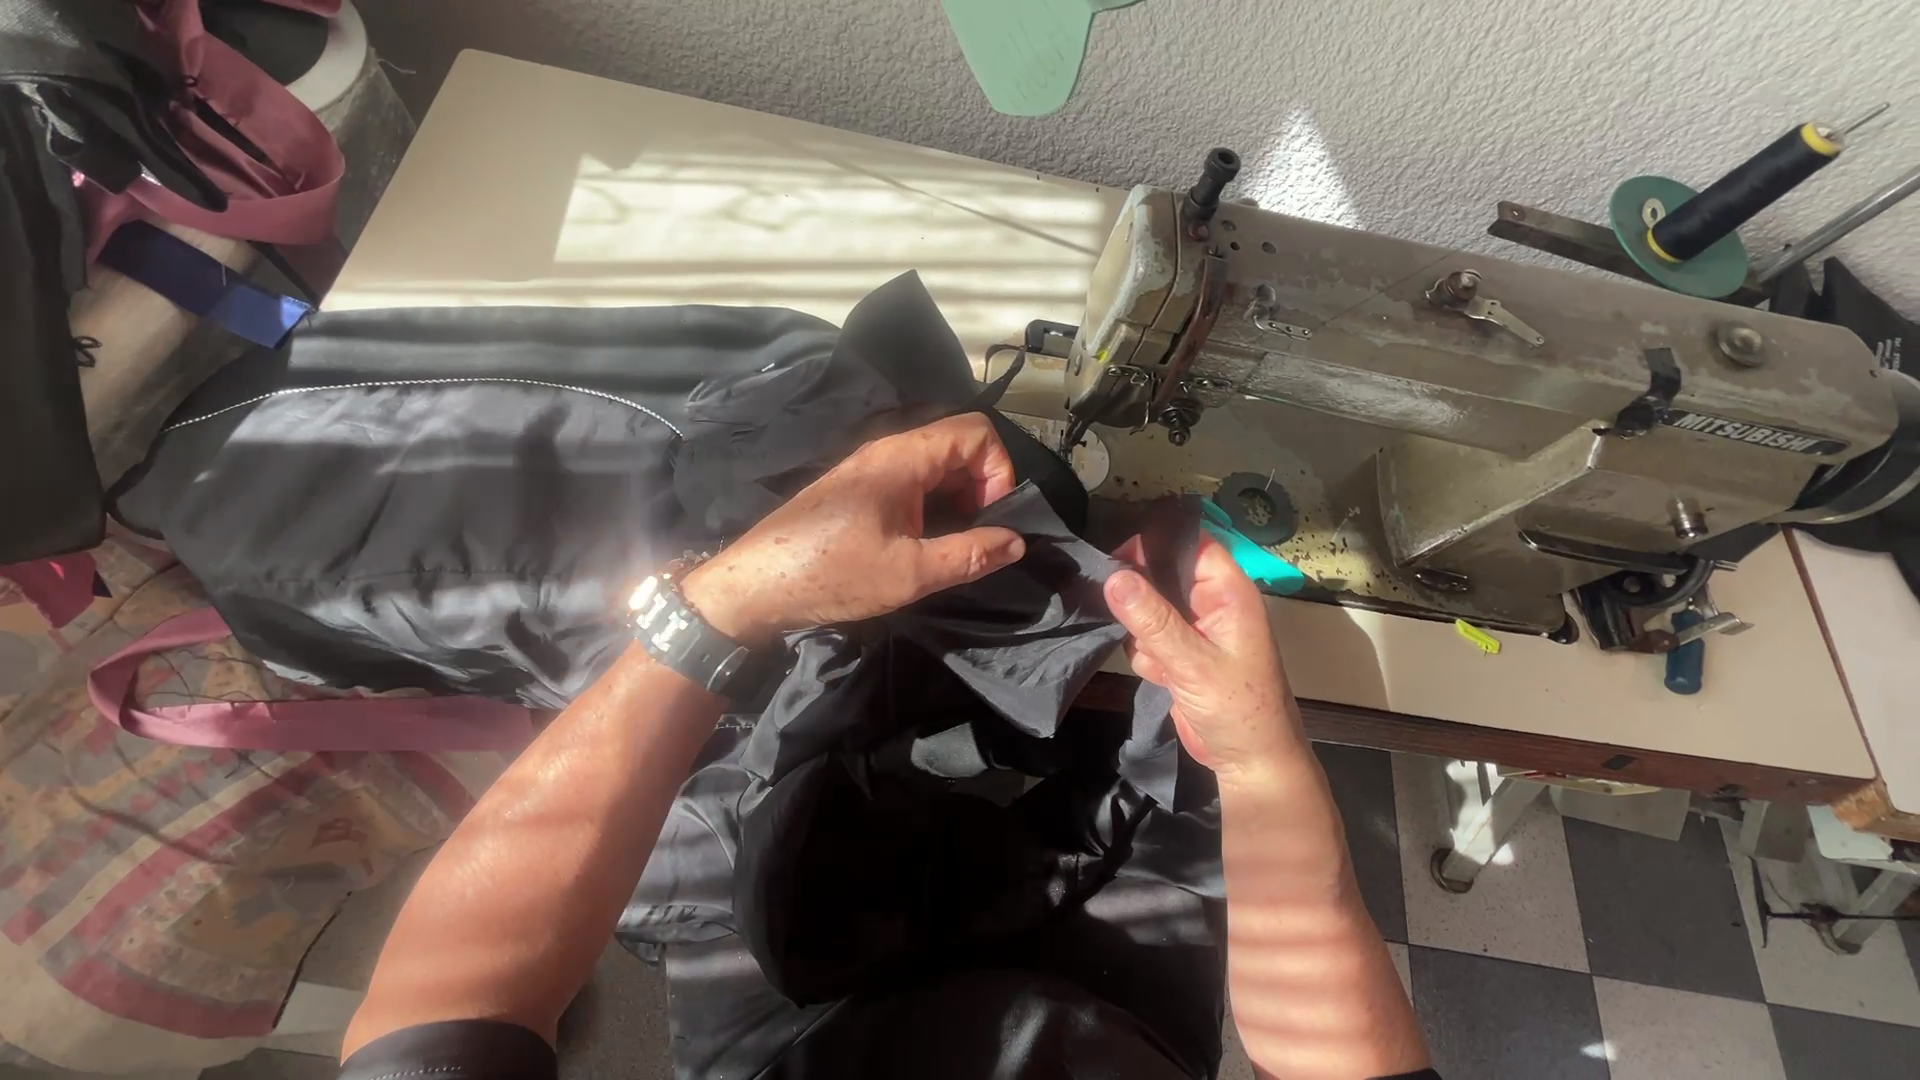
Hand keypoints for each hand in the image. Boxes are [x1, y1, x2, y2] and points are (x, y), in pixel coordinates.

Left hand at [681, 413, 1026, 642]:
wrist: (757, 584)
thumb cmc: (833, 574)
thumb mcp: (910, 573)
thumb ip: (969, 555)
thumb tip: (1016, 542)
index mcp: (902, 457)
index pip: (976, 432)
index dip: (999, 469)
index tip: (994, 516)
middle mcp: (887, 450)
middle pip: (958, 443)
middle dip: (983, 483)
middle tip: (979, 532)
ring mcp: (869, 467)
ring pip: (935, 462)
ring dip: (959, 495)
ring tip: (956, 540)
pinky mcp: (858, 487)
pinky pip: (912, 478)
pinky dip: (934, 500)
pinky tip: (925, 539)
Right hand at [1103, 533, 1301, 783]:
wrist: (1249, 763)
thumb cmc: (1237, 708)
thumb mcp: (1192, 663)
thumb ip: (1152, 619)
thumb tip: (1114, 577)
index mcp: (1228, 593)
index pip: (1192, 544)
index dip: (1157, 542)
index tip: (1118, 554)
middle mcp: (1212, 604)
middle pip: (1164, 575)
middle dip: (1140, 593)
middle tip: (1120, 609)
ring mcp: (1195, 630)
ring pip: (1150, 608)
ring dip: (1141, 631)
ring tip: (1155, 659)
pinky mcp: (1181, 654)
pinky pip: (1148, 637)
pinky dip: (1146, 654)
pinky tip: (1158, 676)